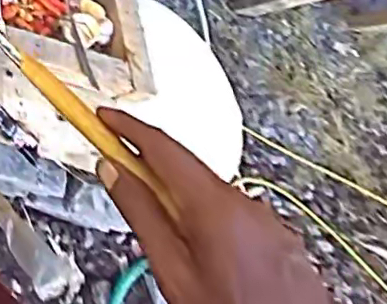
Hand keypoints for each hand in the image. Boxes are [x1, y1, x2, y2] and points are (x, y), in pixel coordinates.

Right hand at [96, 109, 329, 303]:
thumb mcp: (172, 270)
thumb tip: (111, 170)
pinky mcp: (283, 241)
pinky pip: (234, 212)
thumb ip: (140, 213)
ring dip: (179, 194)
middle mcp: (246, 204)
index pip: (160, 145)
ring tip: (164, 227)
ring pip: (209, 190)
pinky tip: (201, 245)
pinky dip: (208, 214)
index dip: (126, 125)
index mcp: (214, 205)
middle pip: (184, 166)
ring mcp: (269, 222)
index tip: (103, 116)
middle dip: (149, 164)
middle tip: (119, 170)